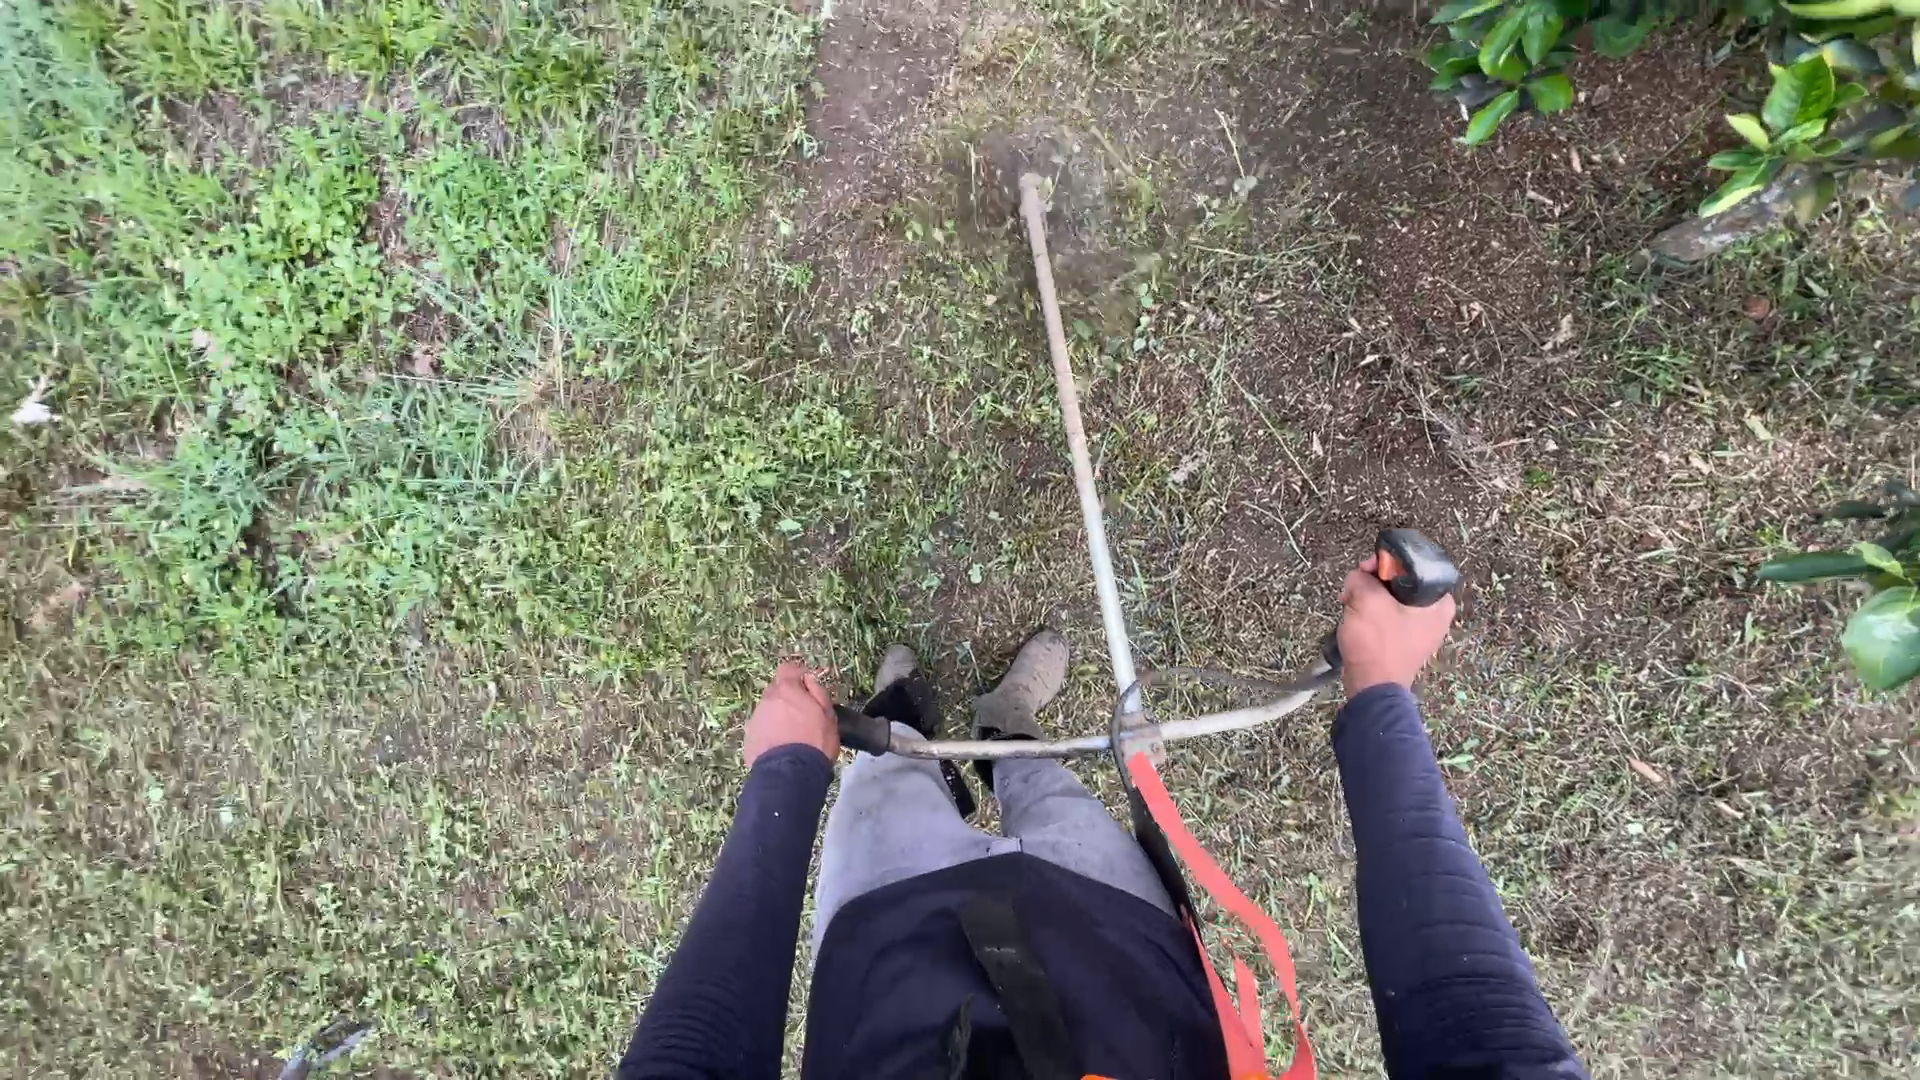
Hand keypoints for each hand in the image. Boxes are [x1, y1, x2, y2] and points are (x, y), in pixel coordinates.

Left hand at [743, 662, 837, 766]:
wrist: (791, 775)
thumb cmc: (815, 742)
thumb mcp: (828, 714)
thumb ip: (818, 692)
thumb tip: (809, 679)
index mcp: (786, 690)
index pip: (787, 669)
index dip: (797, 676)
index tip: (806, 689)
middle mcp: (766, 700)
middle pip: (776, 691)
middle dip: (788, 699)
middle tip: (802, 716)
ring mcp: (755, 720)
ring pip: (768, 711)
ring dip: (778, 717)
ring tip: (792, 737)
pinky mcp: (748, 739)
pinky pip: (761, 729)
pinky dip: (770, 734)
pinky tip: (781, 748)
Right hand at [1336, 556, 1456, 694]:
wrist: (1372, 685)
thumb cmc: (1377, 642)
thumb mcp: (1367, 600)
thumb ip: (1362, 578)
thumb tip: (1358, 577)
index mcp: (1439, 601)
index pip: (1412, 566)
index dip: (1384, 563)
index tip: (1364, 569)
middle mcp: (1435, 613)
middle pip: (1399, 582)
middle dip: (1371, 583)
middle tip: (1352, 590)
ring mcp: (1420, 628)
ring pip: (1389, 598)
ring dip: (1366, 598)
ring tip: (1349, 605)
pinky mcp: (1404, 639)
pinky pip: (1386, 615)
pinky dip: (1369, 613)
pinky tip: (1354, 618)